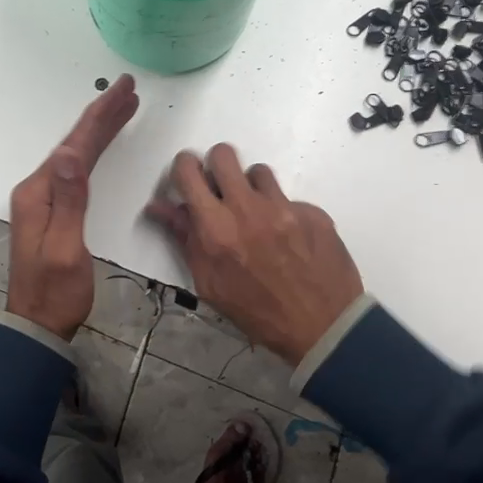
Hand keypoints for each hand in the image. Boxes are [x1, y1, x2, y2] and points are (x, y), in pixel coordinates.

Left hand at [6, 75, 139, 339]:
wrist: (37, 324)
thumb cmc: (55, 292)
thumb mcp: (66, 248)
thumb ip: (70, 200)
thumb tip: (70, 152)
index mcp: (39, 193)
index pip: (76, 144)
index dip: (101, 116)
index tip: (124, 91)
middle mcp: (38, 188)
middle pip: (75, 142)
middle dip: (102, 114)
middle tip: (129, 89)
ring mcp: (43, 198)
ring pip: (76, 153)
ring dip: (99, 129)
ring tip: (123, 107)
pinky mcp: (52, 209)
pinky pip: (76, 168)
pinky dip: (93, 150)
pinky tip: (101, 144)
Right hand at [145, 145, 362, 364]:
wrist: (324, 329)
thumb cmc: (256, 312)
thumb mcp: (209, 283)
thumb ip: (184, 238)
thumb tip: (159, 206)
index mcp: (216, 227)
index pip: (188, 170)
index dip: (184, 168)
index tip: (189, 180)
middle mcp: (247, 208)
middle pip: (223, 154)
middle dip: (217, 166)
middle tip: (221, 190)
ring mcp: (284, 207)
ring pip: (258, 171)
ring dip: (251, 188)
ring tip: (258, 216)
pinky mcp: (313, 213)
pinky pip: (289, 199)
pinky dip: (283, 213)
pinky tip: (289, 240)